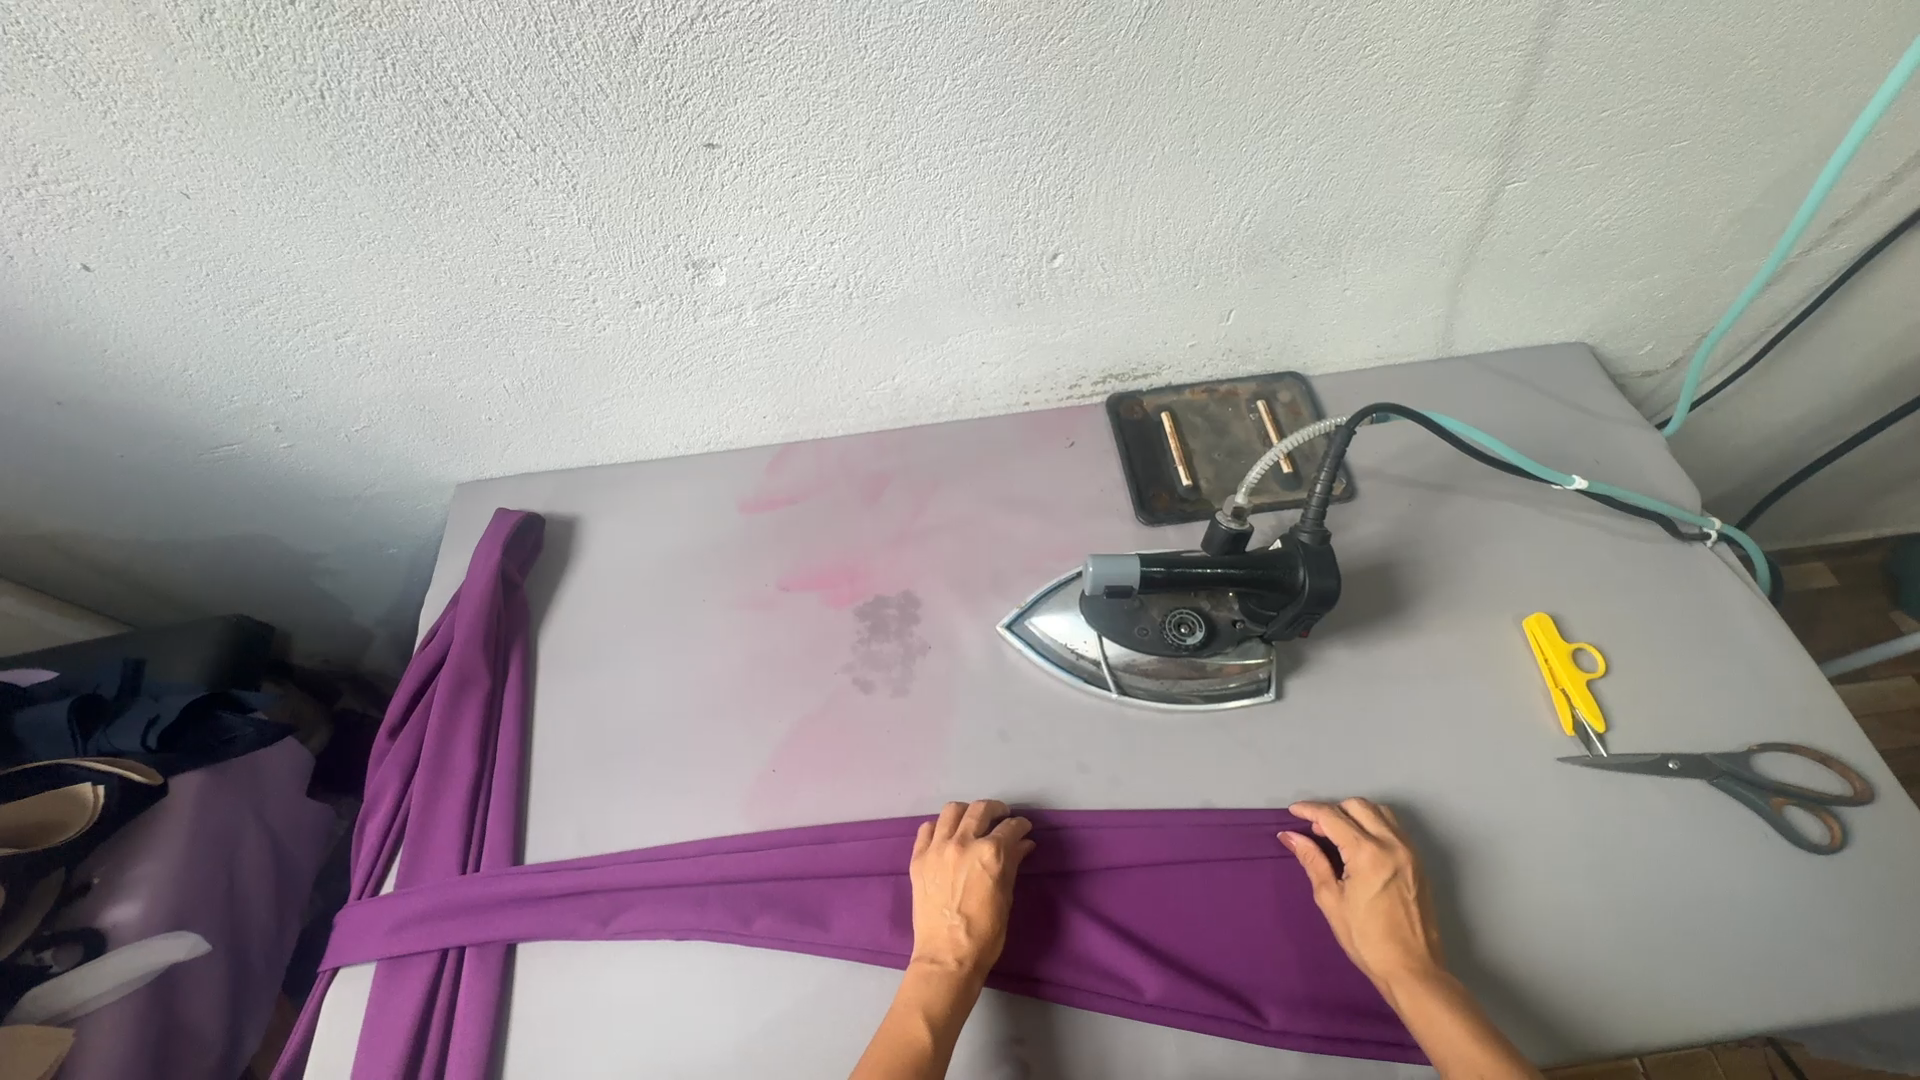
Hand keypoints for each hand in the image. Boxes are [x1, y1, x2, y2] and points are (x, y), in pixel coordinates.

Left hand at [907, 800, 1034, 981]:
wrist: (947, 957)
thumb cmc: (985, 933)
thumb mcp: (1006, 897)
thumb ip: (1013, 864)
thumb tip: (1024, 844)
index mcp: (990, 853)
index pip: (1010, 827)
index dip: (1020, 826)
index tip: (1023, 828)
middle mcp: (963, 842)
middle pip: (980, 809)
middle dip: (996, 809)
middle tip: (1001, 817)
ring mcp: (937, 848)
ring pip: (951, 811)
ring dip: (966, 812)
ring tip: (972, 821)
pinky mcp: (918, 859)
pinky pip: (926, 829)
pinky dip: (938, 827)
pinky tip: (945, 836)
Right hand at [1279, 798, 1443, 988]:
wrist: (1413, 970)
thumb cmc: (1366, 938)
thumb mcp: (1331, 899)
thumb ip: (1312, 860)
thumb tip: (1290, 836)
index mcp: (1367, 853)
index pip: (1333, 817)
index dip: (1309, 810)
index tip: (1293, 812)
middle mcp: (1392, 844)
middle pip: (1358, 806)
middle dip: (1333, 810)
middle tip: (1316, 829)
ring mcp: (1410, 852)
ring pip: (1380, 812)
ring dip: (1356, 814)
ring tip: (1339, 835)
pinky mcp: (1419, 863)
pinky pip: (1394, 829)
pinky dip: (1374, 825)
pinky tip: (1361, 846)